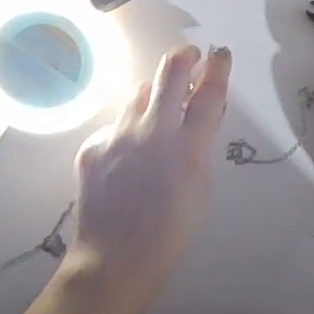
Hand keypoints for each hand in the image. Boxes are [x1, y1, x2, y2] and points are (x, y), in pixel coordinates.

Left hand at [68, 45, 231, 302]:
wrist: (115, 259)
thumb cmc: (170, 234)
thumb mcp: (200, 190)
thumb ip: (200, 149)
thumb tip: (198, 120)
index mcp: (188, 148)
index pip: (209, 94)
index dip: (218, 69)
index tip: (221, 54)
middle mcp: (152, 132)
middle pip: (170, 72)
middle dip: (183, 58)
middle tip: (190, 56)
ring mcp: (117, 136)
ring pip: (138, 95)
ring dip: (154, 94)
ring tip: (159, 110)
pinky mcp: (92, 147)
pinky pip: (114, 127)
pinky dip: (126, 133)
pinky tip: (126, 159)